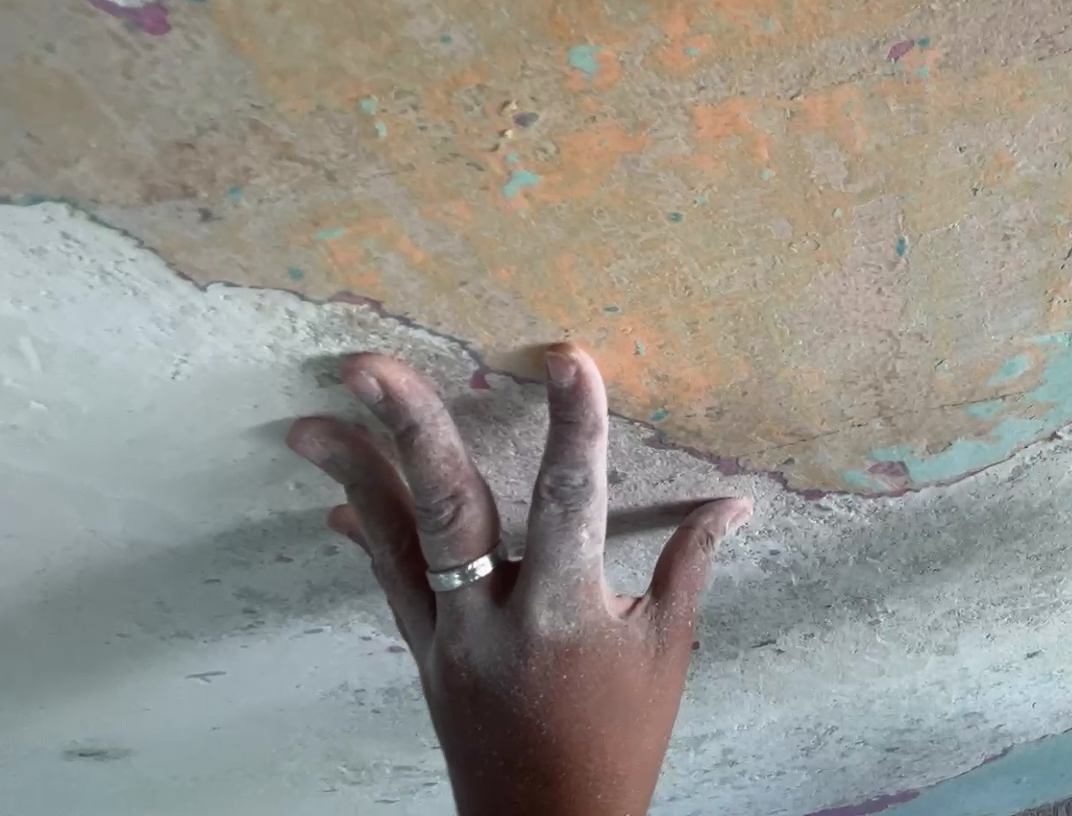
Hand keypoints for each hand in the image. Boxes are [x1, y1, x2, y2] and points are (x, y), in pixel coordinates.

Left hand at [286, 343, 751, 815]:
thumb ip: (692, 562)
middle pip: (448, 510)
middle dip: (411, 431)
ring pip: (396, 542)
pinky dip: (367, 531)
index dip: (576, 422)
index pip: (574, 495)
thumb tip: (734, 504)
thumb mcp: (668, 645)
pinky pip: (390, 582)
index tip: (569, 360)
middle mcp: (489, 615)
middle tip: (368, 369)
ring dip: (356, 476)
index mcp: (563, 609)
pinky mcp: (425, 653)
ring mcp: (445, 635)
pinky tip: (342, 501)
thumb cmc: (621, 735)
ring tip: (312, 423)